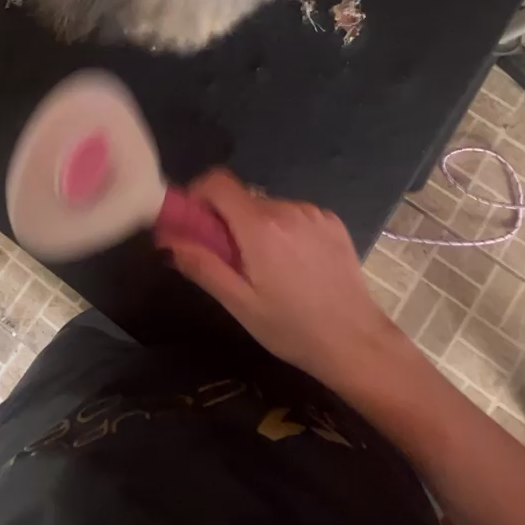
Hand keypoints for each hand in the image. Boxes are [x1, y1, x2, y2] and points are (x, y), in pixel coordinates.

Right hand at [158, 170, 402, 386]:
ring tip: (269, 270)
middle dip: (229, 222)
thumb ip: (202, 265)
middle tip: (232, 262)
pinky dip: (285, 231)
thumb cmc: (292, 329)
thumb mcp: (240, 303)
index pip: (218, 182)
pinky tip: (296, 266)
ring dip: (258, 228)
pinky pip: (294, 215)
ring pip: (268, 207)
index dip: (199, 194)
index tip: (195, 223)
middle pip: (242, 198)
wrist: (357, 343)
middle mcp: (287, 208)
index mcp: (260, 226)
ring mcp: (313, 213)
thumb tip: (167, 239)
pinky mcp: (332, 222)